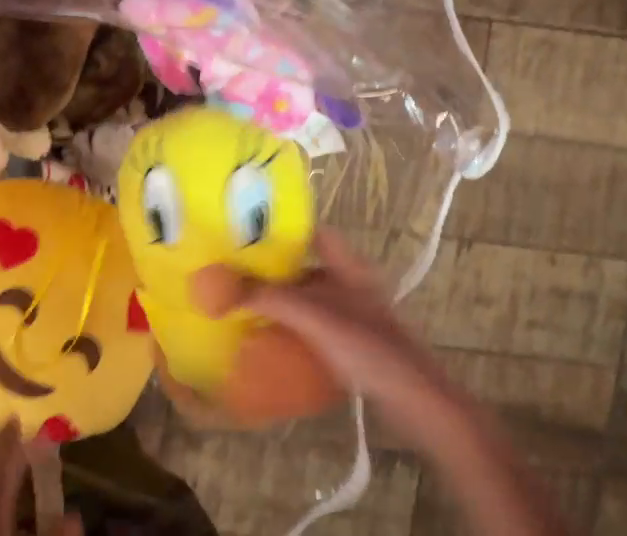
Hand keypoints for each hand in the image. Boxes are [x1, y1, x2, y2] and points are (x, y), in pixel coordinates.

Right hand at [190, 229, 446, 419]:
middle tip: (231, 265)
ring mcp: (352, 313)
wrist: (416, 402)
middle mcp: (350, 282)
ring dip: (277, 295)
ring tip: (239, 297)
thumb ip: (262, 297)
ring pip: (306, 294)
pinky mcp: (350, 341)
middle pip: (304, 262)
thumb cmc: (368, 346)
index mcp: (347, 264)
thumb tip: (210, 284)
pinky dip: (288, 323)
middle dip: (270, 263)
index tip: (245, 227)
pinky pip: (310, 322)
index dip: (282, 225)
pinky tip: (265, 333)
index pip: (312, 230)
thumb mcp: (311, 316)